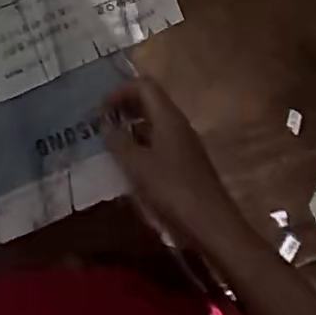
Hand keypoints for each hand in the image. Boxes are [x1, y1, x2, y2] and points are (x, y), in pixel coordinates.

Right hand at [103, 77, 240, 243]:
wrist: (214, 228)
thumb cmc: (173, 190)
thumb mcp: (137, 165)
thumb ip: (118, 141)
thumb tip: (105, 125)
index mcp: (168, 117)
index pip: (143, 86)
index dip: (120, 91)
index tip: (101, 109)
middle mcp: (178, 125)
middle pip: (150, 101)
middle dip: (124, 106)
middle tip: (103, 121)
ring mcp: (185, 144)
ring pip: (155, 122)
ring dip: (132, 125)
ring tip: (112, 141)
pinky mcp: (187, 164)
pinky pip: (160, 141)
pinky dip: (142, 143)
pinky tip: (130, 163)